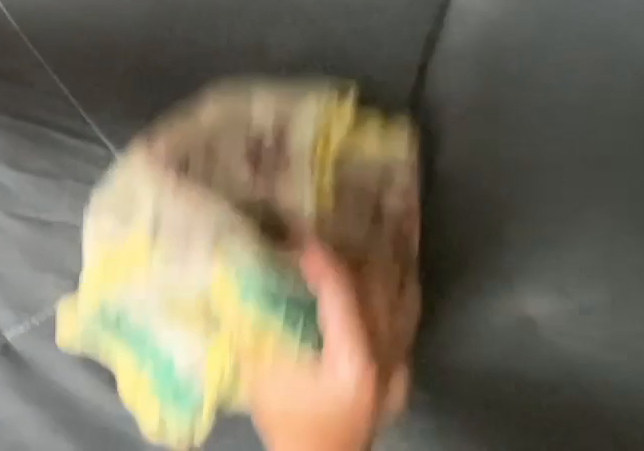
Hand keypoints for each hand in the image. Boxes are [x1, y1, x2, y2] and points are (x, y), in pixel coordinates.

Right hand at [249, 242, 409, 450]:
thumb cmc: (289, 422)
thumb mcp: (264, 371)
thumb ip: (256, 320)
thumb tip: (238, 270)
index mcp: (354, 360)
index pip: (343, 291)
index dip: (321, 256)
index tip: (298, 232)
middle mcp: (387, 360)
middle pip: (379, 289)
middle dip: (353, 252)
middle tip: (328, 223)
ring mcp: (400, 367)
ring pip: (402, 301)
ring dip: (384, 264)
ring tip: (369, 229)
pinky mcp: (401, 373)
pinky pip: (405, 318)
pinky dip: (395, 288)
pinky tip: (385, 270)